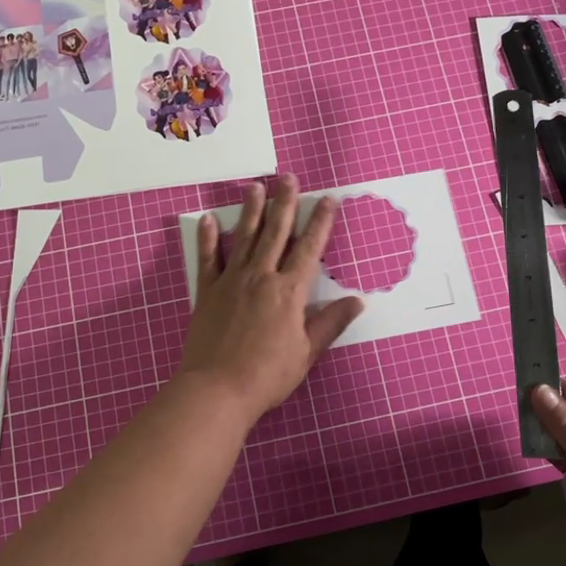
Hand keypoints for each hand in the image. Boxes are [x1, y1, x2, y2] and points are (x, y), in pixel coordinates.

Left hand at [177, 175, 363, 426]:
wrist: (217, 389)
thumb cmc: (267, 375)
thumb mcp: (306, 353)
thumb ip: (330, 324)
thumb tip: (357, 301)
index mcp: (289, 291)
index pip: (309, 249)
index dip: (320, 222)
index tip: (327, 199)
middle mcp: (261, 277)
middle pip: (276, 232)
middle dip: (285, 203)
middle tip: (288, 177)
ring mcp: (232, 281)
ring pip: (245, 237)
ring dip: (251, 210)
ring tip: (255, 186)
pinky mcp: (207, 291)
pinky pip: (208, 258)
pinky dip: (208, 237)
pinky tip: (208, 218)